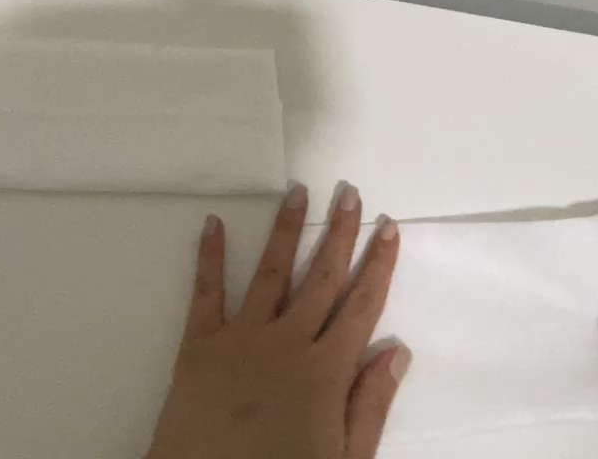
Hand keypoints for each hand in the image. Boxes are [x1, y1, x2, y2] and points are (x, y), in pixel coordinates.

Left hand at [146, 183, 409, 458]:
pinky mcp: (199, 344)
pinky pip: (206, 292)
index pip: (361, 306)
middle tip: (349, 192)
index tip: (389, 226)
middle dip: (339, 232)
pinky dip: (209, 256)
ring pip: (271, 271)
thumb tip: (397, 349)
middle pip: (322, 277)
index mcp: (326, 371)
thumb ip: (370, 406)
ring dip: (287, 228)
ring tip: (298, 191)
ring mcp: (242, 337)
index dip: (378, 264)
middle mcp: (288, 341)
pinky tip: (212, 222)